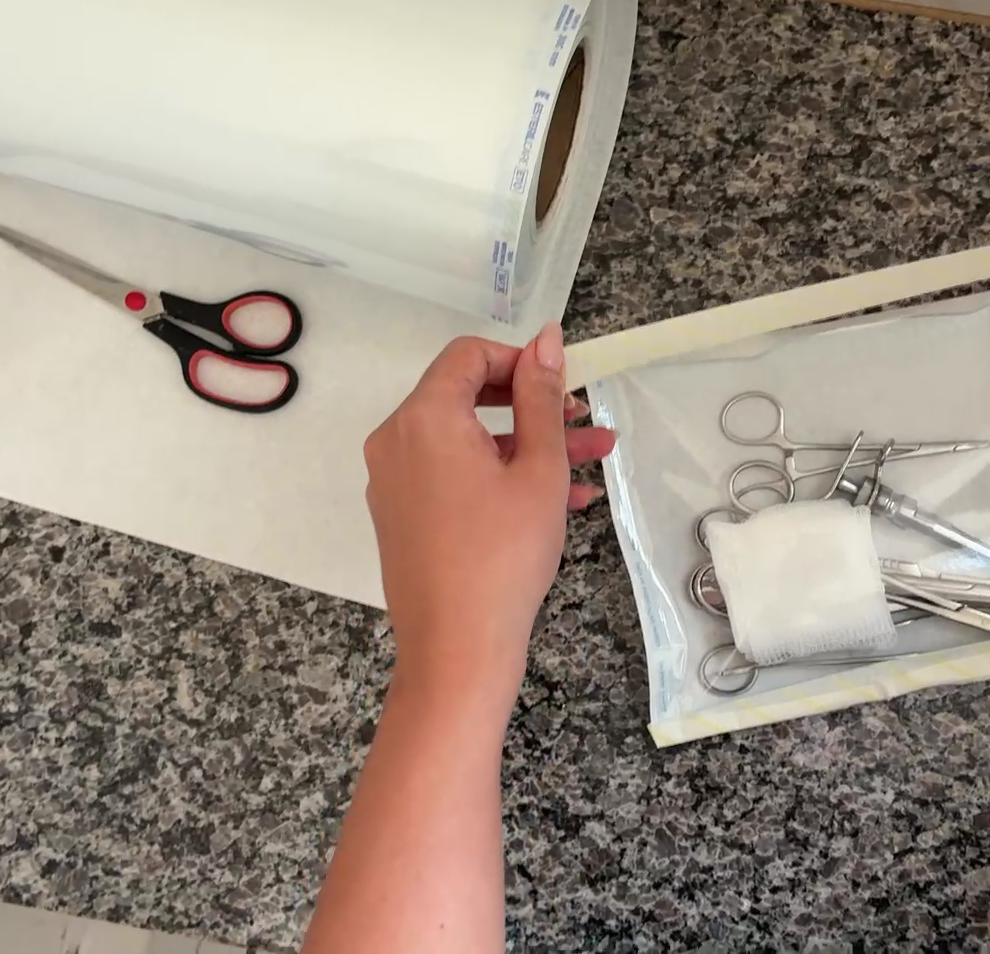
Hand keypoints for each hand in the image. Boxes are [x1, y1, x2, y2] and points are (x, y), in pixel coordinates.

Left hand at [363, 324, 614, 692]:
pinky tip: (562, 499)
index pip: (469, 356)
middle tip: (585, 422)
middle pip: (470, 398)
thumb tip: (546, 338)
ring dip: (530, 448)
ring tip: (593, 464)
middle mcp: (396, 441)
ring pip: (470, 443)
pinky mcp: (403, 514)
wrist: (457, 651)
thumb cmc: (504, 554)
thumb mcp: (538, 469)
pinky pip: (456, 476)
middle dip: (536, 408)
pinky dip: (501, 478)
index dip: (521, 361)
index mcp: (423, 418)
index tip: (564, 386)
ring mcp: (395, 480)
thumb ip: (542, 396)